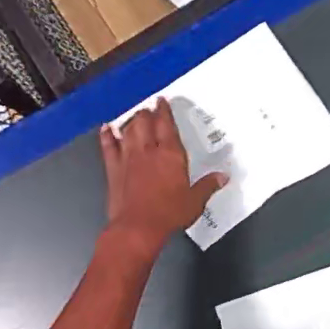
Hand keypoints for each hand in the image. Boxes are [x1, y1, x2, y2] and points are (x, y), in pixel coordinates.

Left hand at [100, 97, 226, 255]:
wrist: (138, 227)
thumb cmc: (169, 213)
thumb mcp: (195, 201)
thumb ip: (208, 186)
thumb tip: (223, 177)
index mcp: (171, 155)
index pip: (167, 125)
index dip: (165, 111)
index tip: (162, 102)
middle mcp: (148, 151)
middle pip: (145, 122)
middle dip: (147, 113)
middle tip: (150, 109)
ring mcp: (128, 158)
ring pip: (128, 130)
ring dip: (131, 120)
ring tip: (135, 116)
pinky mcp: (113, 169)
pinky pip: (108, 146)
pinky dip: (107, 136)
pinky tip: (106, 129)